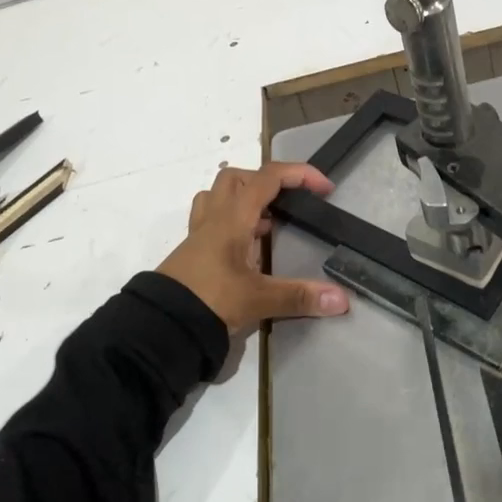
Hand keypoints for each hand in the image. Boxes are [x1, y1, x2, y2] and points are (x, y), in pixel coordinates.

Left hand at [157, 162, 350, 334]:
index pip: (268, 177)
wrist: (160, 327)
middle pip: (237, 178)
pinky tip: (246, 248)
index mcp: (233, 217)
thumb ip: (299, 297)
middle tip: (287, 203)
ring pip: (219, 196)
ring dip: (244, 199)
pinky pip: (211, 220)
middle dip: (265, 182)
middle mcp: (214, 217)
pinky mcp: (192, 251)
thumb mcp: (258, 299)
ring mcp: (199, 233)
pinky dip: (232, 222)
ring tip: (268, 223)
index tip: (323, 188)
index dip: (299, 174)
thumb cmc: (209, 301)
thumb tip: (342, 299)